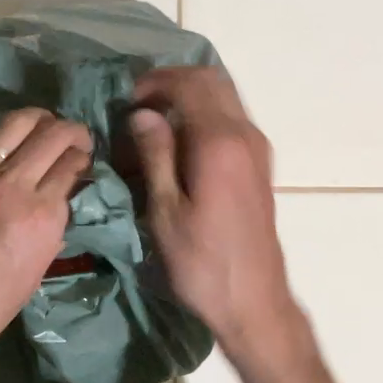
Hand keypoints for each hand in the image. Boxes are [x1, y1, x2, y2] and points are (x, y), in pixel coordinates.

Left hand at [0, 108, 92, 382]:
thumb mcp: (32, 276)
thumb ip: (50, 233)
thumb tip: (58, 208)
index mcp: (41, 216)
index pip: (73, 164)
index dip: (84, 160)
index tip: (84, 164)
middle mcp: (12, 185)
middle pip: (53, 132)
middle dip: (72, 131)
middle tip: (75, 141)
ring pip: (18, 123)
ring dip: (39, 122)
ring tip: (44, 132)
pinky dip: (6, 148)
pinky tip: (5, 163)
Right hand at [128, 66, 307, 363]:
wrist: (252, 301)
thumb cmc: (200, 264)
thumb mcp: (164, 211)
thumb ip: (155, 155)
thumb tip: (142, 115)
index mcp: (219, 143)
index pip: (189, 84)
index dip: (153, 83)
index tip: (123, 102)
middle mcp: (245, 135)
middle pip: (211, 80)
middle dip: (170, 82)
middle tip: (135, 105)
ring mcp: (257, 149)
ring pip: (224, 97)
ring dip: (187, 97)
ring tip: (151, 123)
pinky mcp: (258, 164)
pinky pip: (230, 119)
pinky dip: (201, 116)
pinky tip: (175, 144)